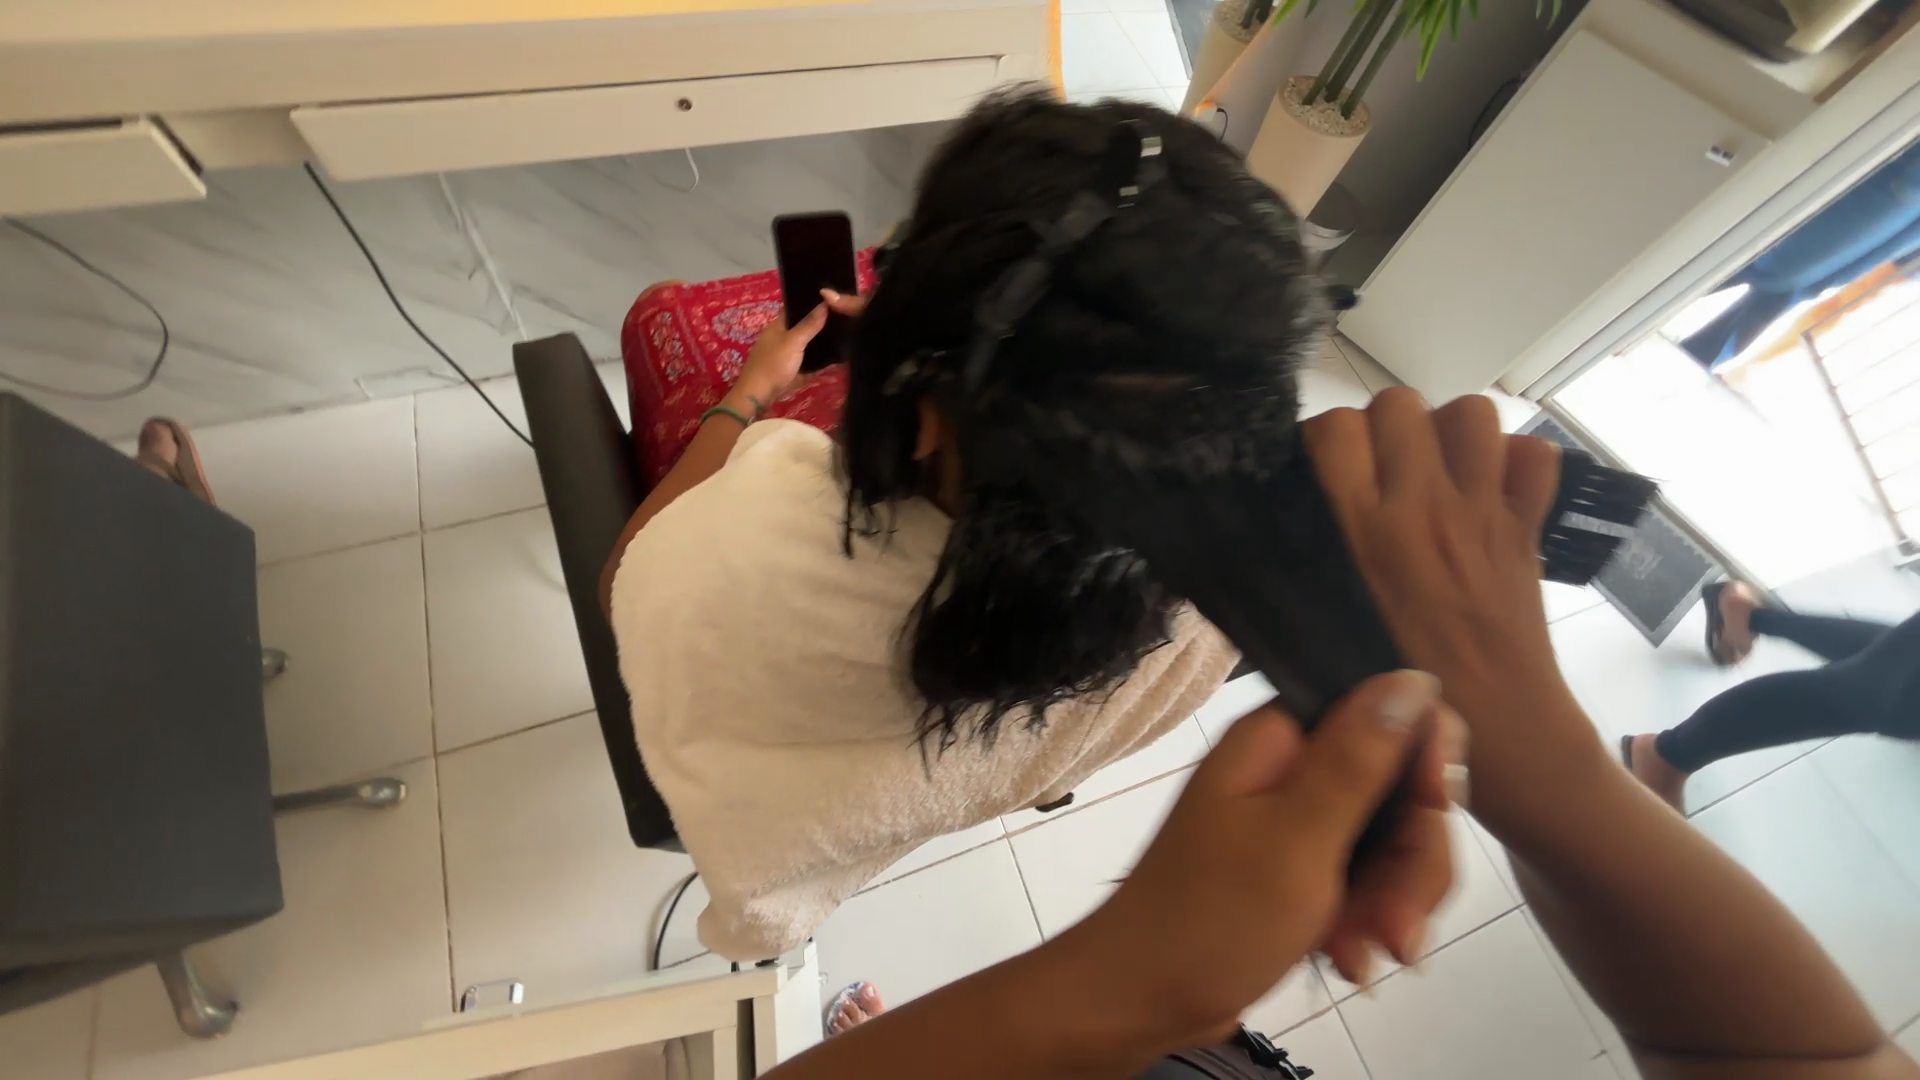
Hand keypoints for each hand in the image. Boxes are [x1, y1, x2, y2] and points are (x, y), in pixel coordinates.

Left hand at [727, 289, 866, 412]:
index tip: (832, 300)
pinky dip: (821, 359)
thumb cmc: (773, 364)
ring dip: (822, 342)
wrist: (760, 395)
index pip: (796, 309)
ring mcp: (787, 355)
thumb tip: (825, 303)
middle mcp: (782, 338)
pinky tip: (838, 355)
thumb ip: (809, 325)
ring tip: (846, 334)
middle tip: (844, 318)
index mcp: (778, 326)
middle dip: (820, 324)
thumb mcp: (793, 342)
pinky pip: (810, 361)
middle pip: (804, 327)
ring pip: (808, 344)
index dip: (811, 303)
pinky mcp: (793, 370)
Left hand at [1063, 671, 1463, 1056]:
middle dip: (1409, 861)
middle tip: (1398, 927)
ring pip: (1385, 842)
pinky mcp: (1293, 864)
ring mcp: (1288, 819)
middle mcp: (1283, 768)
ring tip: (1365, 953)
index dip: (1423, 757)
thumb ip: (1357, 759)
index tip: (1439, 807)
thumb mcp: (1299, 836)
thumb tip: (1411, 677)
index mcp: (1276, 739)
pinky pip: (1359, 877)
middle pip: (1394, 788)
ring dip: (1390, 902)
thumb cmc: (1214, 914)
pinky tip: (1347, 960)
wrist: (1146, 992)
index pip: (1379, 711)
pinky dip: (1364, 919)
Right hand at [1303, 390, 1598, 834]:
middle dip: (1378, 427)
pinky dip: (1508, 462)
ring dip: (1443, 432)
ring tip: (1428, 470)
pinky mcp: (1528, 527)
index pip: (1332, 428)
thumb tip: (1250, 532)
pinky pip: (1533, 454)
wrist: (1497, 729)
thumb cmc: (1382, 685)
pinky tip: (1481, 491)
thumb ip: (1282, 573)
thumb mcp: (1310, 629)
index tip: (1317, 469)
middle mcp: (1421, 508)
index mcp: (1360, 532)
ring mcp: (1483, 512)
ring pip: (1469, 412)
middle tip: (1372, 470)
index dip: (1319, 438)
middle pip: (1396, 403)